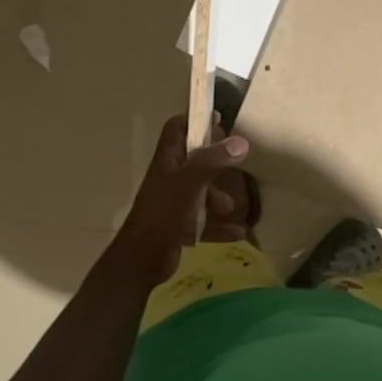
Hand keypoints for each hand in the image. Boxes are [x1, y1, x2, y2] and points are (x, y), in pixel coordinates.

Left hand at [114, 115, 249, 276]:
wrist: (141, 259)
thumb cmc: (163, 215)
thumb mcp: (189, 183)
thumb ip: (212, 161)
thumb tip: (240, 141)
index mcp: (167, 161)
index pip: (177, 128)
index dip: (196, 121)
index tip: (219, 122)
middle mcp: (169, 178)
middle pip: (194, 160)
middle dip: (216, 163)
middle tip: (237, 164)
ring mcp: (173, 203)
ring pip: (201, 192)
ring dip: (219, 199)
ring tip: (233, 209)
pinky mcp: (178, 226)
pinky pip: (203, 222)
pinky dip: (219, 227)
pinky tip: (238, 234)